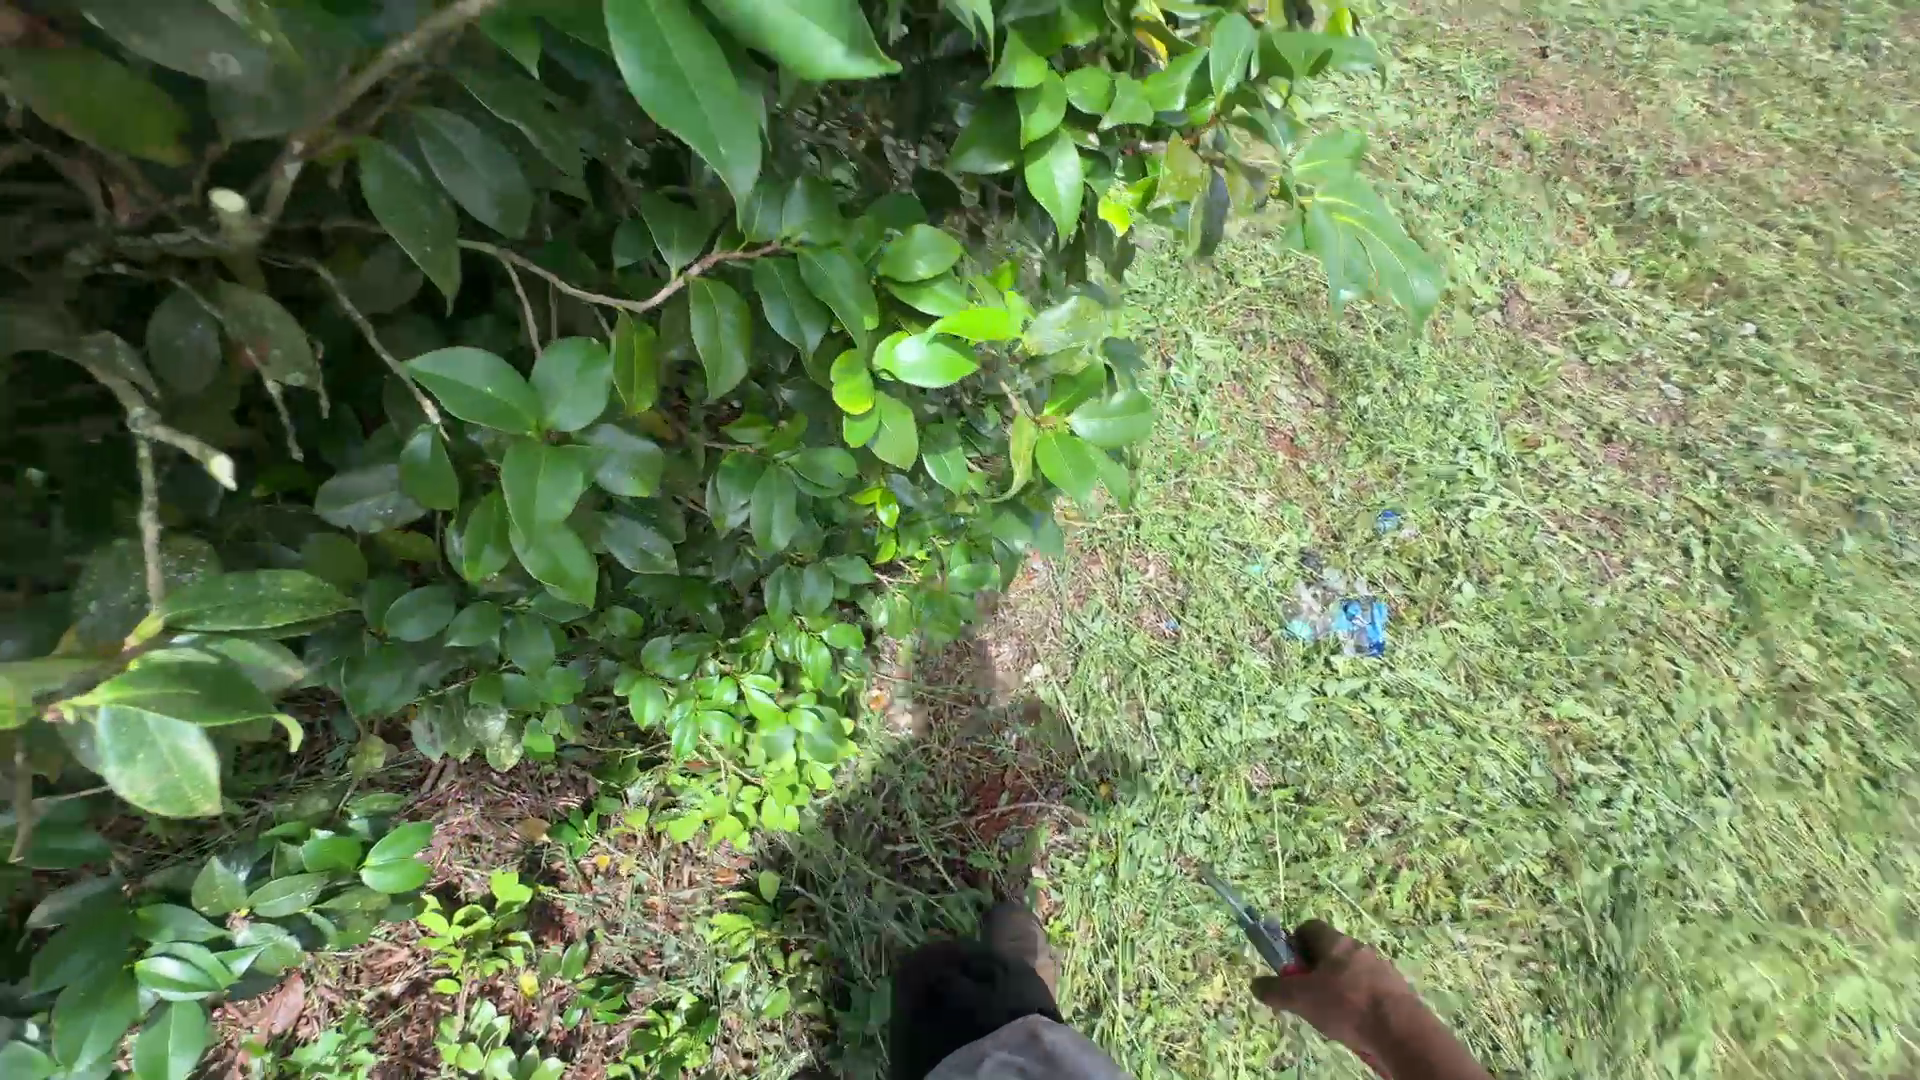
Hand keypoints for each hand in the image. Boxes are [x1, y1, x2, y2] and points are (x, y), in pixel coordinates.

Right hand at [1250, 920, 1411, 1056]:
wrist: (1403, 1032)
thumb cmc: (1346, 1005)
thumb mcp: (1301, 999)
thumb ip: (1275, 990)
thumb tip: (1255, 985)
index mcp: (1333, 941)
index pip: (1308, 927)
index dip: (1295, 944)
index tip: (1292, 968)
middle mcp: (1358, 948)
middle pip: (1331, 951)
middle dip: (1318, 971)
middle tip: (1310, 996)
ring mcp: (1382, 969)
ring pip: (1352, 972)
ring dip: (1341, 988)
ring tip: (1336, 1016)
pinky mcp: (1399, 992)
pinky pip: (1372, 991)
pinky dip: (1362, 1004)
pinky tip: (1360, 1025)